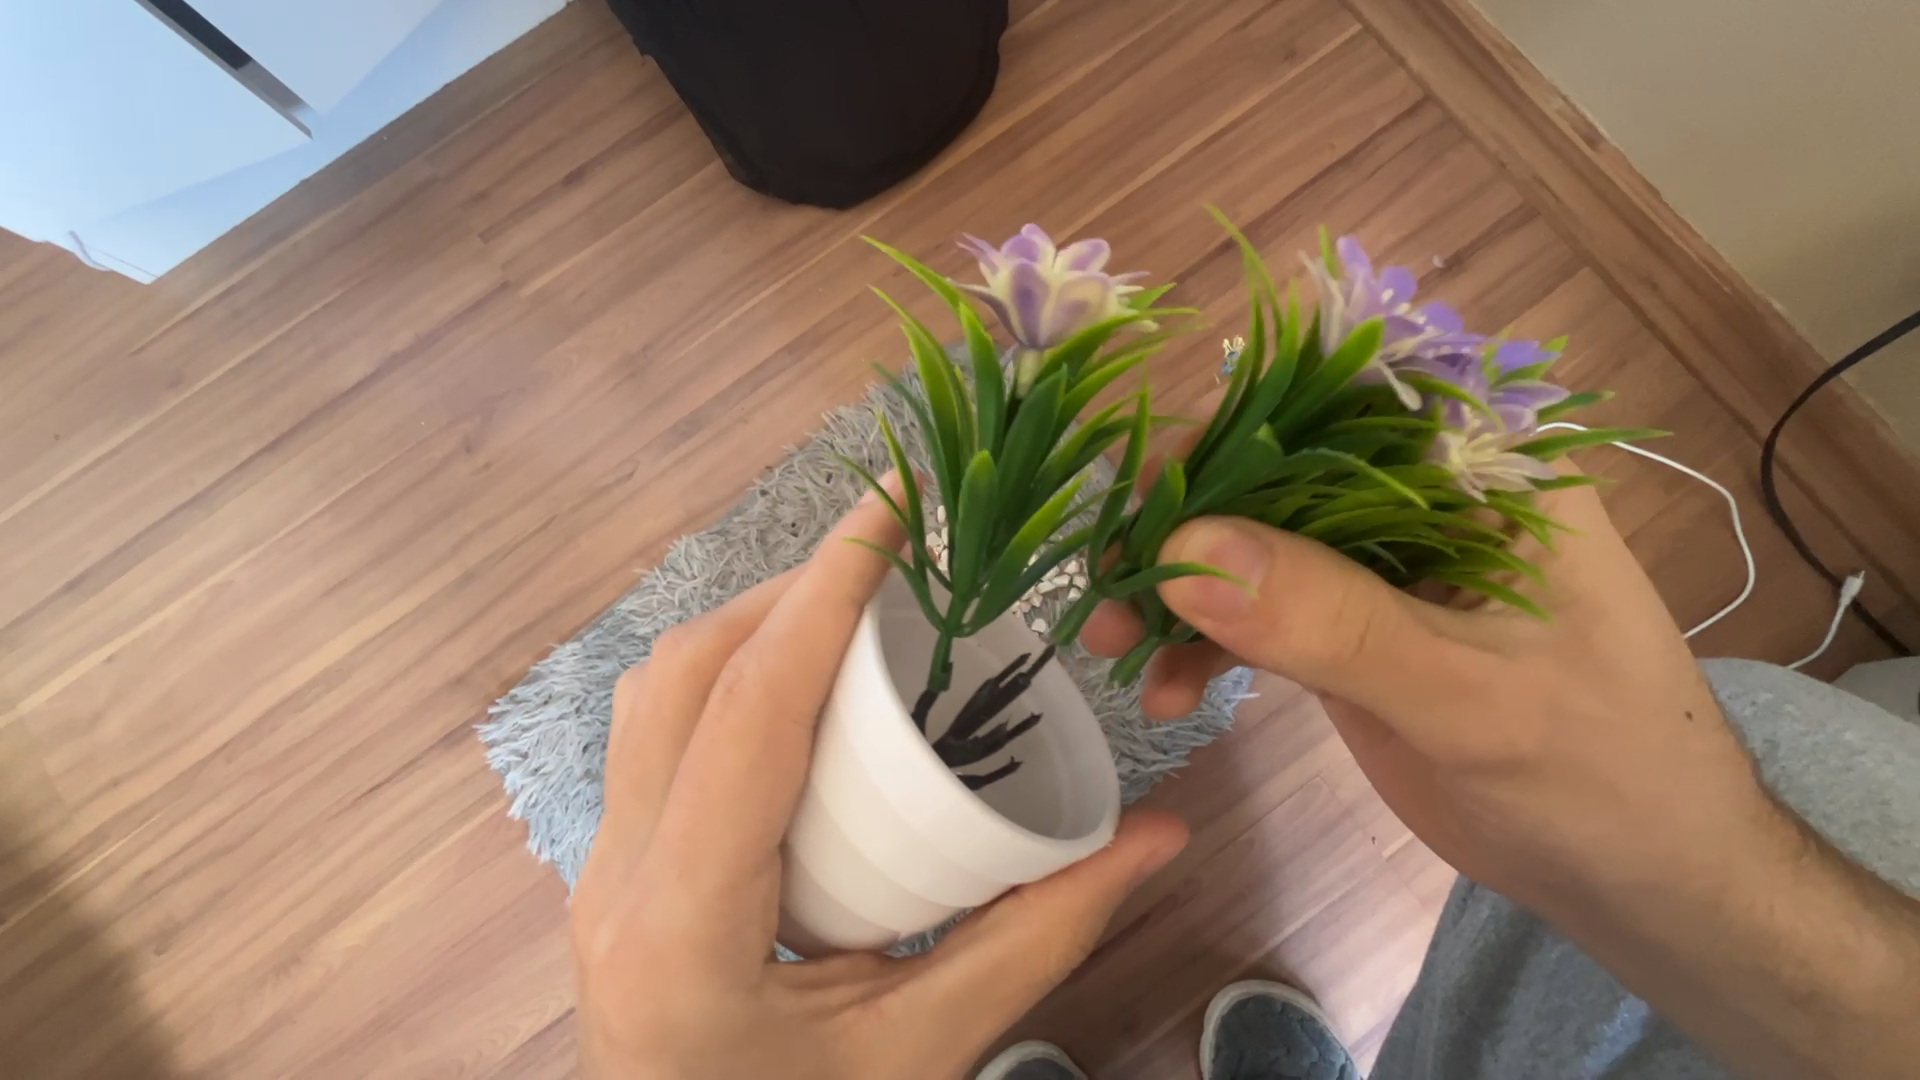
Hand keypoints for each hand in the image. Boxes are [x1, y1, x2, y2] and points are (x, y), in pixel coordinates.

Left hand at [571, 487, 1188, 1079]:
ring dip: (755, 621)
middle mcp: (616, 876)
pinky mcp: (614, 861)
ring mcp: (599, 864)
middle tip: (892, 557)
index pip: (751, 708)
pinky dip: (730, 666)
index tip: (891, 503)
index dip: (822, 587)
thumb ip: (1042, 931)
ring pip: (660, 686)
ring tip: (849, 606)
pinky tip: (796, 676)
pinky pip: (656, 721)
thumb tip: (1158, 831)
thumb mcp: (930, 1050)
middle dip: (793, 588)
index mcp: (685, 927)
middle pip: (690, 673)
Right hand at [1081, 479, 1769, 913]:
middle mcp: (1412, 500)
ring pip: (1243, 547)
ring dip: (1173, 593)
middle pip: (1268, 477)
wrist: (1625, 875)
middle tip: (1106, 582)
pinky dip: (1197, 645)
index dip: (1235, 429)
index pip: (1341, 405)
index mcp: (1479, 471)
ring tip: (1112, 647)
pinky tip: (1167, 692)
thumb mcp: (1466, 695)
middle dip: (1179, 529)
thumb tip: (1186, 551)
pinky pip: (1245, 613)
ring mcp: (1367, 564)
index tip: (1146, 485)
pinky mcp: (1335, 623)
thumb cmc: (1599, 776)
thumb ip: (1331, 620)